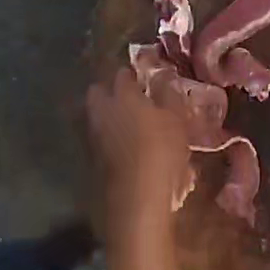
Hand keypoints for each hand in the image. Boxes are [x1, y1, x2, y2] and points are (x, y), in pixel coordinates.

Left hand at [86, 67, 190, 224]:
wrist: (136, 196)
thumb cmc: (161, 151)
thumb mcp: (177, 120)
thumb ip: (169, 95)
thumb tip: (165, 76)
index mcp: (122, 95)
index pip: (124, 73)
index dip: (137, 74)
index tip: (150, 78)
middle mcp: (100, 109)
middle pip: (100, 91)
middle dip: (114, 91)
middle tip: (138, 99)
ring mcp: (92, 133)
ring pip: (98, 114)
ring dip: (112, 114)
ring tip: (137, 124)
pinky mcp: (92, 156)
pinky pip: (101, 135)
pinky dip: (112, 134)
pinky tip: (130, 145)